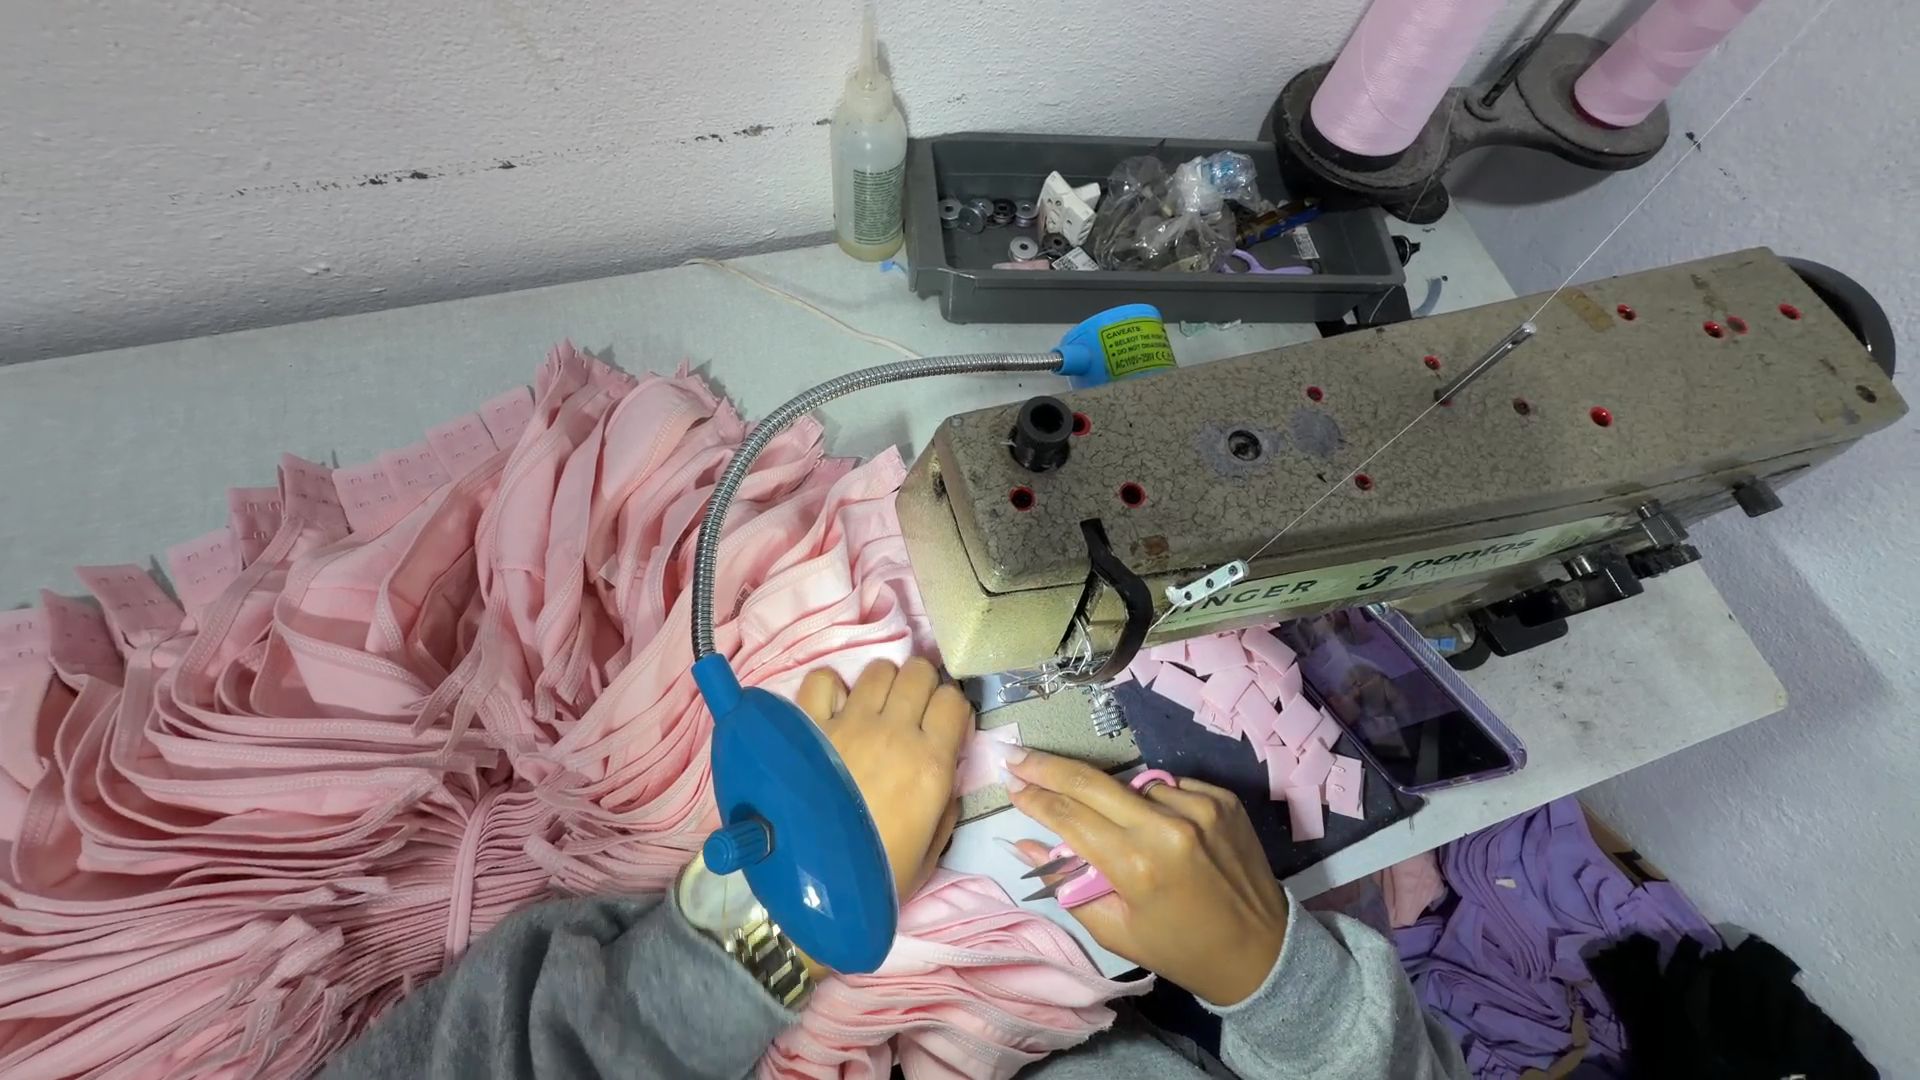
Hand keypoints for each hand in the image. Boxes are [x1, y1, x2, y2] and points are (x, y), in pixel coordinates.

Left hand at [796, 659, 973, 906]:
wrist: (813, 890)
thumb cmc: (877, 876)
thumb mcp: (931, 851)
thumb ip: (946, 805)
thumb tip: (945, 770)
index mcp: (931, 763)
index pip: (954, 700)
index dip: (951, 709)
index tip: (943, 725)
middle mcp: (894, 733)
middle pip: (919, 672)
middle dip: (922, 685)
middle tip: (912, 710)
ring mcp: (849, 724)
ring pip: (879, 668)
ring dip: (884, 683)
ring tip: (876, 707)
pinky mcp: (809, 726)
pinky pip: (823, 680)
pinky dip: (830, 688)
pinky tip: (834, 708)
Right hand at [1005, 750, 1287, 1005]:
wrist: (1264, 953)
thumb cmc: (1181, 950)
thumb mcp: (1116, 931)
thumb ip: (1065, 884)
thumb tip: (1024, 843)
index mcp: (1136, 865)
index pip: (1068, 816)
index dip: (1034, 798)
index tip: (1010, 783)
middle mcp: (1166, 826)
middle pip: (1089, 781)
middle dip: (1046, 766)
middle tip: (1016, 754)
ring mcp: (1198, 806)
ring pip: (1130, 784)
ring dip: (1112, 797)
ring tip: (1124, 831)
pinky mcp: (1220, 798)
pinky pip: (1168, 786)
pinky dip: (1154, 802)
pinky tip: (1163, 829)